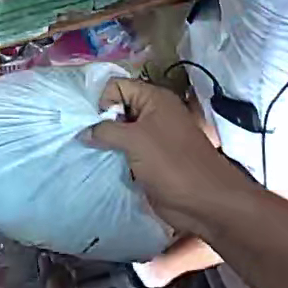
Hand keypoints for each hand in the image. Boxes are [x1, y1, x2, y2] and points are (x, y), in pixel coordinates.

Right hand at [90, 78, 255, 235]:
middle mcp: (153, 114)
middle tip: (86, 141)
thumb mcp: (134, 139)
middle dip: (100, 124)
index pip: (117, 86)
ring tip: (91, 155)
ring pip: (119, 134)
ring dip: (105, 144)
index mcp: (154, 99)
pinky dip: (114, 159)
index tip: (96, 124)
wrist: (204, 202)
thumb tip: (84, 132)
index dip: (103, 101)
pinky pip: (125, 154)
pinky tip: (102, 168)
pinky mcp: (150, 162)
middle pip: (116, 109)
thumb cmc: (171, 163)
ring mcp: (152, 139)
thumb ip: (105, 131)